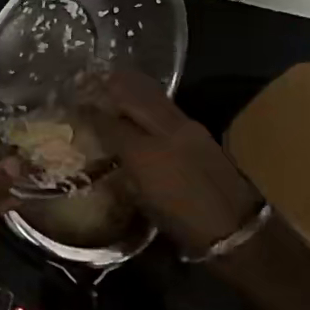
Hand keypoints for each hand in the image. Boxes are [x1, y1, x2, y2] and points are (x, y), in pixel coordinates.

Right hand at [81, 71, 260, 254]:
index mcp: (146, 153)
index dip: (88, 112)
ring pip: (152, 95)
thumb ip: (123, 165)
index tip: (71, 104)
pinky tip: (138, 100)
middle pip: (132, 96)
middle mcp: (166, 132)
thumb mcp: (142, 199)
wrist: (237, 231)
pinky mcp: (200, 131)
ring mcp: (187, 128)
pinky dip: (148, 96)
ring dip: (129, 85)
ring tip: (109, 80)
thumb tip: (107, 146)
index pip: (108, 122)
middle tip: (87, 79)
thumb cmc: (183, 223)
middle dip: (108, 85)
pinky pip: (165, 104)